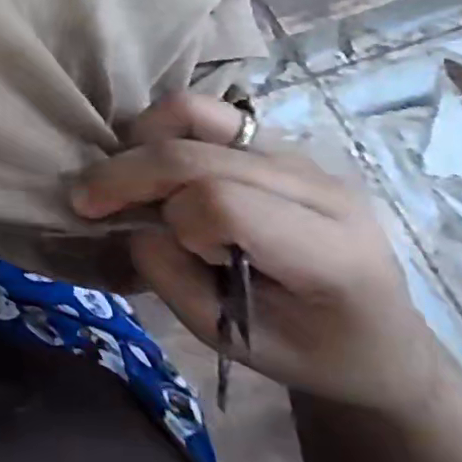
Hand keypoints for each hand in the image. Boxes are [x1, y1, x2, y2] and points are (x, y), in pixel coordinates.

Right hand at [71, 93, 449, 416]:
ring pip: (195, 110)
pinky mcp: (274, 138)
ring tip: (127, 177)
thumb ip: (173, 280)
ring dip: (142, 139)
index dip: (177, 221)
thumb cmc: (311, 351)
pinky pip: (203, 112)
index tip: (166, 247)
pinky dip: (161, 130)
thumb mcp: (238, 343)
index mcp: (330, 251)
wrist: (377, 336)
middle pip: (196, 150)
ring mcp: (296, 152)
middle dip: (127, 172)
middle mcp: (318, 185)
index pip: (225, 203)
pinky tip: (156, 165)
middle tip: (85, 199)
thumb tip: (131, 222)